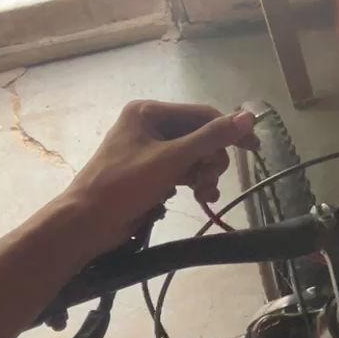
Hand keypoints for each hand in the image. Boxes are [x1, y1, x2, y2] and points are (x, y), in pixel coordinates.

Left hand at [60, 101, 259, 247]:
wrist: (85, 225)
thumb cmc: (124, 186)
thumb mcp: (173, 159)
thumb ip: (212, 137)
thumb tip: (249, 117)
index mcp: (149, 112)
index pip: (203, 115)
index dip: (230, 130)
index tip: (253, 148)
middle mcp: (150, 125)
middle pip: (201, 137)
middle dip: (211, 161)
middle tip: (210, 182)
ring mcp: (150, 149)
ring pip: (195, 155)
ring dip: (205, 175)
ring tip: (204, 195)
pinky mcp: (150, 171)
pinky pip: (184, 170)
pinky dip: (194, 182)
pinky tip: (199, 197)